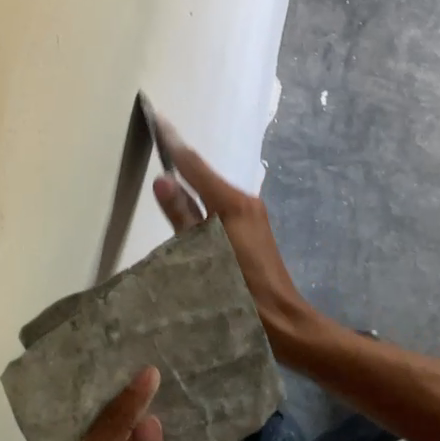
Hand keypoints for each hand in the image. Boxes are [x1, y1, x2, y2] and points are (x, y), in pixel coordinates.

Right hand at [149, 112, 315, 345]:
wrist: (283, 322)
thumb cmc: (241, 292)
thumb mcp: (204, 255)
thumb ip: (182, 217)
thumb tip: (163, 179)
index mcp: (233, 202)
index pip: (196, 165)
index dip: (174, 143)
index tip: (157, 118)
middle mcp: (245, 201)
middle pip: (206, 176)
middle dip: (182, 161)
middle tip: (155, 143)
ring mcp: (252, 215)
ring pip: (214, 192)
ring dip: (192, 183)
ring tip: (165, 173)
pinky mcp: (252, 229)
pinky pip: (221, 207)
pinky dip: (203, 202)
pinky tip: (188, 209)